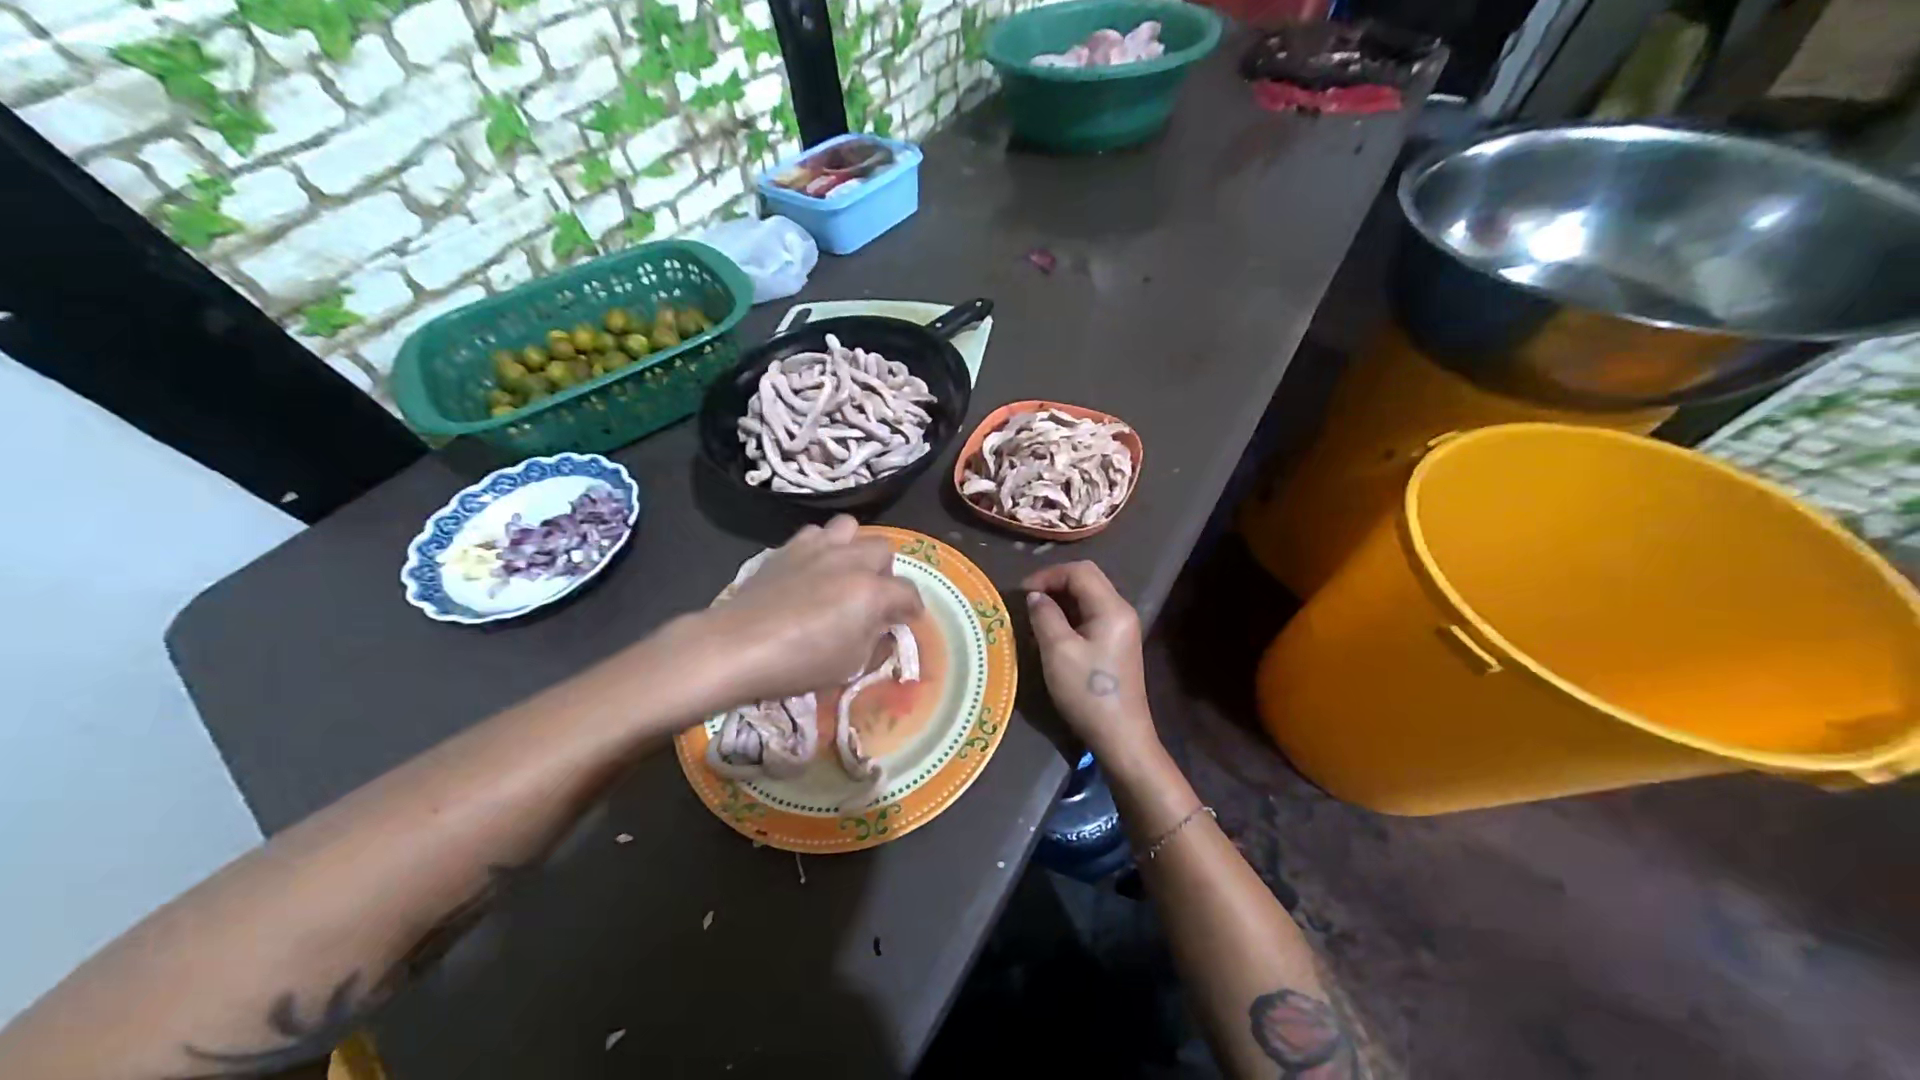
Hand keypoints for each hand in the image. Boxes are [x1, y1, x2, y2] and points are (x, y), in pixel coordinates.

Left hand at [691, 516, 922, 705]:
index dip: (913, 607)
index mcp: (871, 591)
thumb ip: (874, 639)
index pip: (908, 592)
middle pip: (884, 550)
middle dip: (885, 573)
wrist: (736, 646)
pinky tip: (814, 568)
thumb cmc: (798, 663)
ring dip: (855, 548)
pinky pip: (817, 532)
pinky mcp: (788, 547)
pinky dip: (823, 546)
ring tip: (845, 572)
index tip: (908, 619)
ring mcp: (818, 548)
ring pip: (851, 528)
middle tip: (873, 596)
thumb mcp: (850, 663)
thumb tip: (881, 625)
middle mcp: (850, 560)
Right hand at [1022, 561, 1158, 764]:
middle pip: (1086, 580)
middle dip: (1054, 584)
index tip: (1022, 593)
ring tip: (1034, 617)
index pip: (1079, 571)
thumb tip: (1035, 596)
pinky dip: (1068, 617)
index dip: (1048, 575)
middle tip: (1027, 600)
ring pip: (1087, 598)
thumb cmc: (1087, 692)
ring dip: (1060, 601)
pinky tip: (1050, 633)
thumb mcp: (1058, 651)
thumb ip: (1044, 616)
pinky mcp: (1116, 644)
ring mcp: (1121, 628)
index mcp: (1112, 608)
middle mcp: (1121, 611)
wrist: (1120, 736)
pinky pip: (1090, 616)